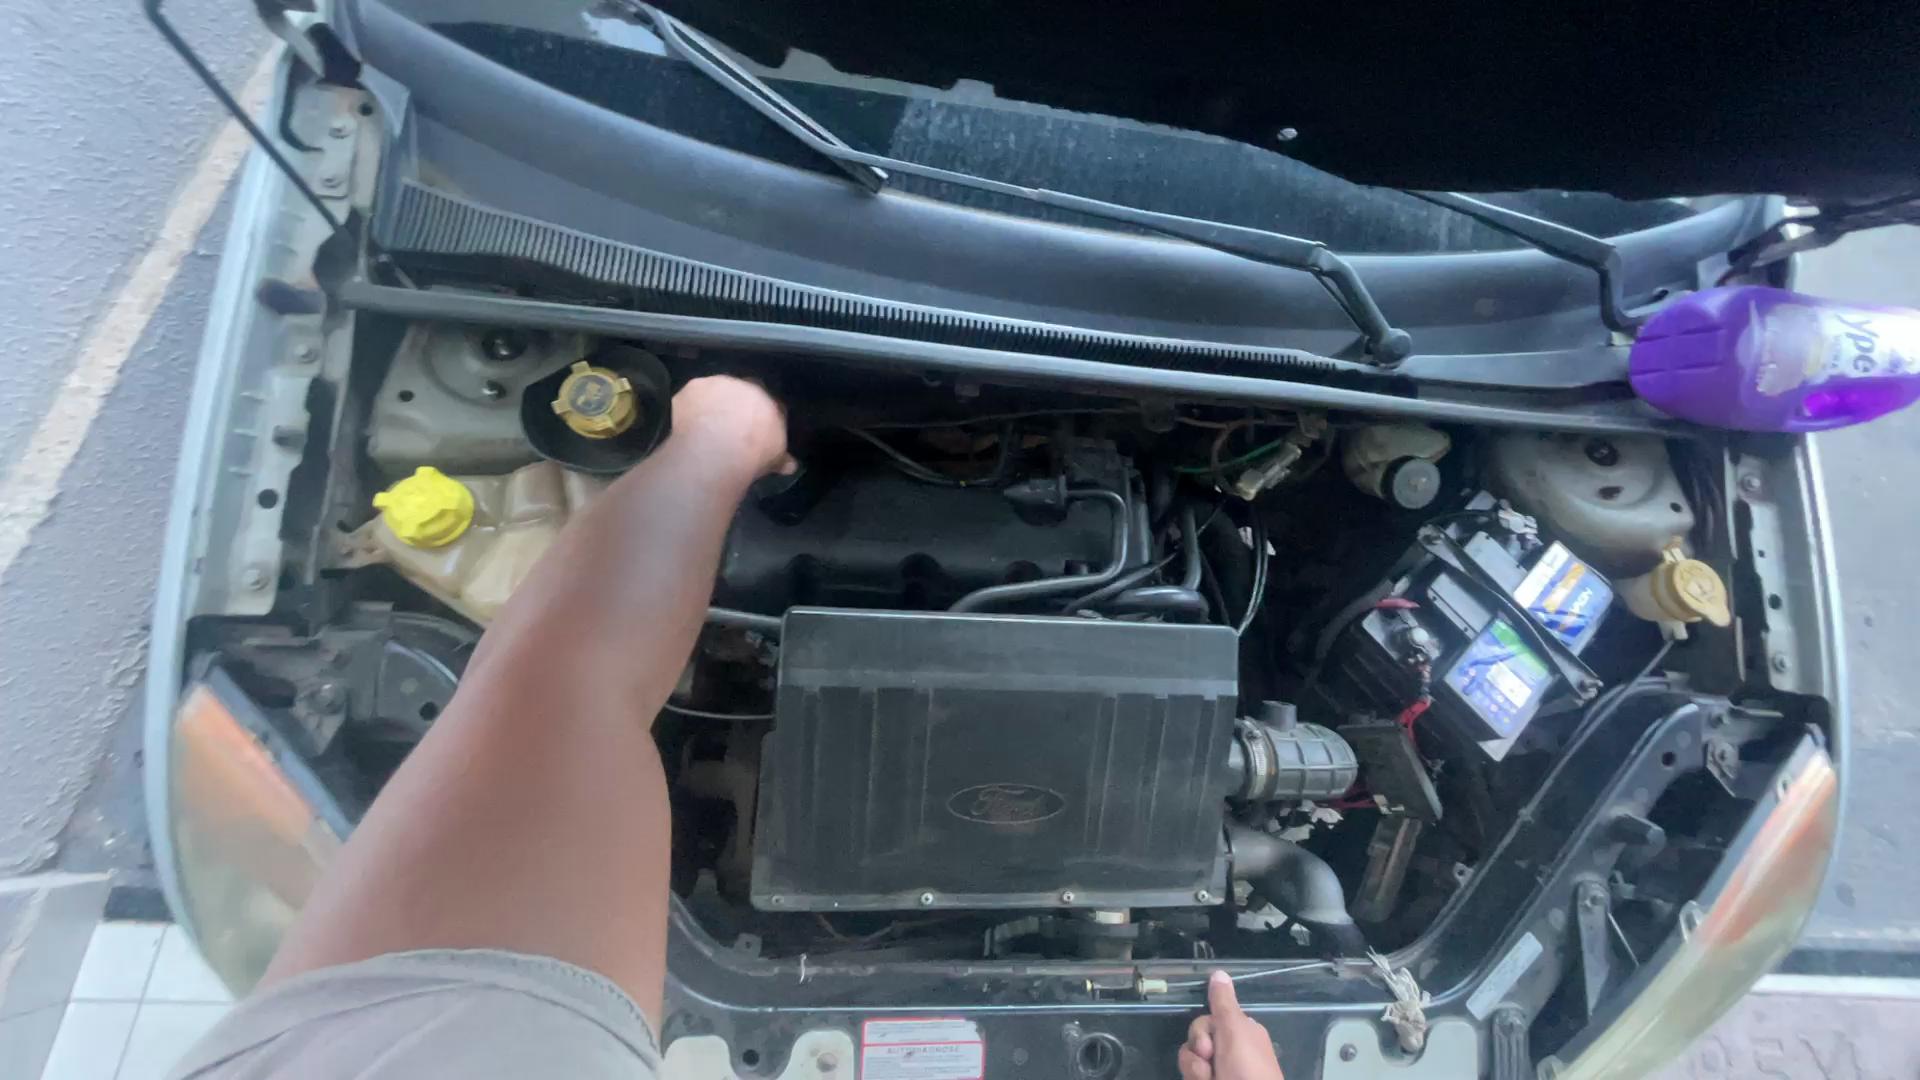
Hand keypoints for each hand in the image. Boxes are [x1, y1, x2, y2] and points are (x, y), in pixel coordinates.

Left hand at [670, 376, 795, 479]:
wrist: (718, 449)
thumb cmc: (754, 454)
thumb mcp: (775, 460)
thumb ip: (783, 459)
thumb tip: (791, 465)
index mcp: (772, 403)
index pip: (771, 404)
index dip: (762, 416)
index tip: (756, 429)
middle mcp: (749, 386)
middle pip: (744, 392)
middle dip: (738, 405)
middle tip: (729, 426)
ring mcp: (721, 383)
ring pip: (718, 389)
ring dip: (713, 402)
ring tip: (705, 424)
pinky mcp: (695, 385)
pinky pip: (693, 394)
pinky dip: (690, 405)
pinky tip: (687, 421)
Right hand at [1180, 972, 1284, 1079]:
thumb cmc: (1247, 1073)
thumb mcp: (1236, 1032)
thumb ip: (1223, 1003)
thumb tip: (1219, 973)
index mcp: (1243, 1034)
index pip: (1211, 1017)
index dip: (1206, 1028)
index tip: (1212, 1038)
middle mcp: (1231, 1051)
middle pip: (1197, 1036)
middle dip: (1198, 1048)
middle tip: (1210, 1060)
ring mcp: (1221, 1072)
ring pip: (1190, 1057)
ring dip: (1195, 1069)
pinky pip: (1191, 1073)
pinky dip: (1195, 1079)